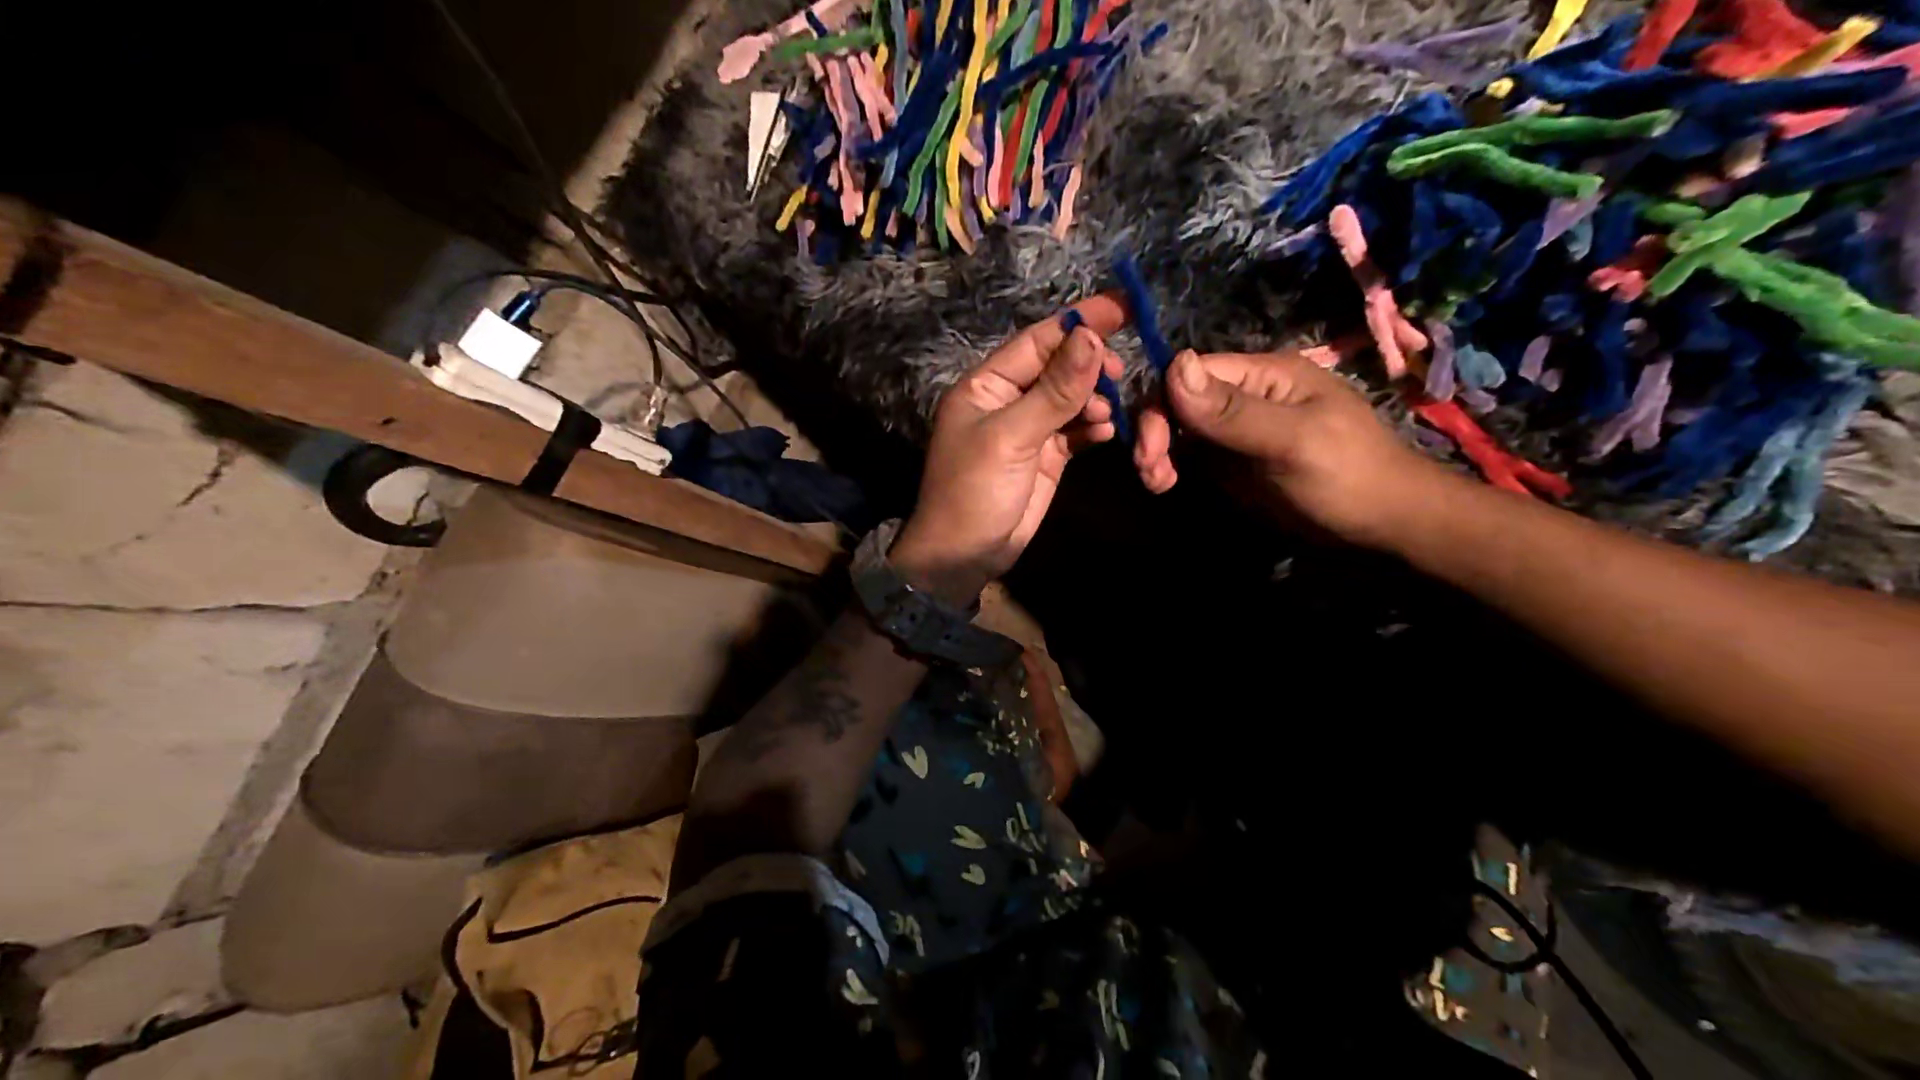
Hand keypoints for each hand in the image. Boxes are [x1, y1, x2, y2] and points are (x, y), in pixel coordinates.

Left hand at [891, 296, 1128, 602]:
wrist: (963, 556)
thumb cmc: (973, 491)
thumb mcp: (1011, 437)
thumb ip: (1054, 390)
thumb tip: (1091, 337)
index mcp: (987, 384)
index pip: (1037, 341)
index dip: (1078, 322)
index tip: (1125, 307)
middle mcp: (1009, 400)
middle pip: (1058, 366)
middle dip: (1090, 364)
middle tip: (1118, 373)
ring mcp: (1029, 428)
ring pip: (1071, 397)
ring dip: (1094, 398)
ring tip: (1107, 412)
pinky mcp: (1046, 456)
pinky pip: (1076, 429)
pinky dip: (1094, 426)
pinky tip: (1107, 430)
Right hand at [1134, 348, 1448, 549]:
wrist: (1383, 523)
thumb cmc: (1347, 474)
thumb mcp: (1292, 440)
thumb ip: (1232, 410)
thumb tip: (1172, 366)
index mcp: (1263, 374)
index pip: (1190, 373)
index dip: (1161, 405)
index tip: (1151, 450)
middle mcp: (1243, 393)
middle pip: (1176, 399)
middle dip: (1154, 432)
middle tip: (1151, 474)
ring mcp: (1234, 427)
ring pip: (1175, 428)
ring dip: (1156, 453)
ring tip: (1158, 484)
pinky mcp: (1230, 459)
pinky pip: (1187, 453)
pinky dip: (1168, 466)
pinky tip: (1166, 484)